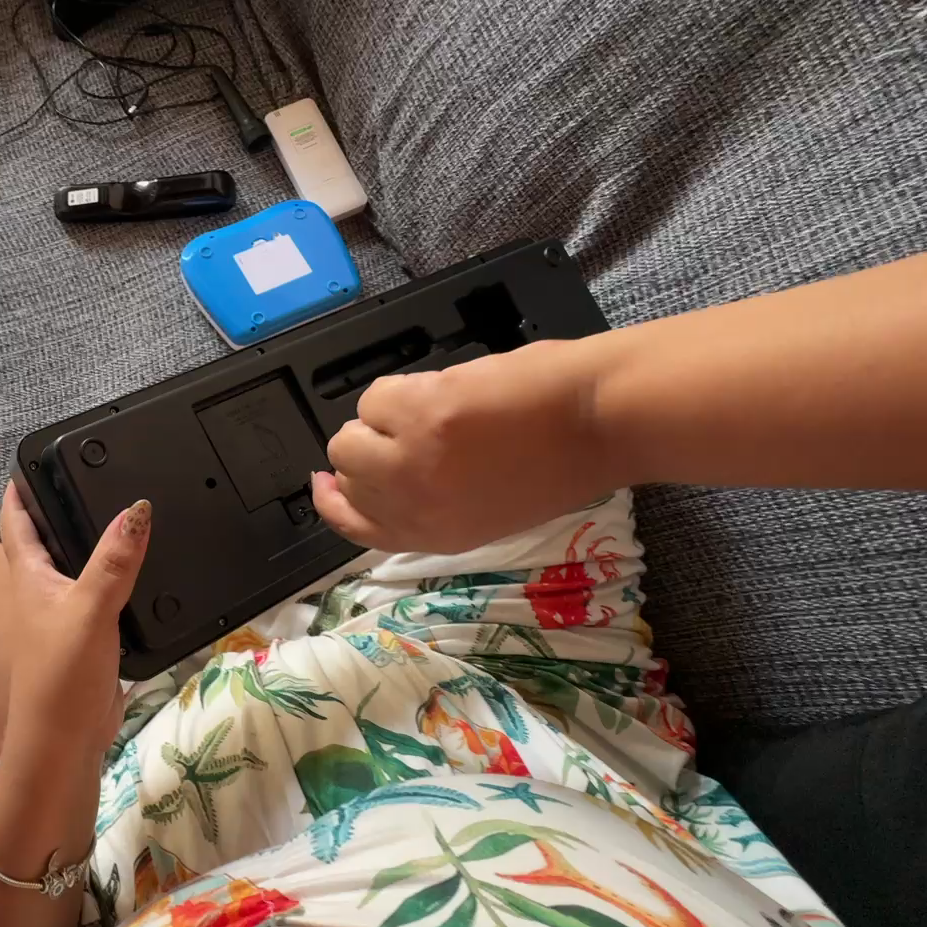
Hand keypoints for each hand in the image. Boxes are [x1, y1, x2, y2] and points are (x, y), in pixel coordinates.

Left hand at [0, 482, 151, 759]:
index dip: (19, 489)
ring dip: (89, 541)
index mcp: (29, 576)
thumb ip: (114, 560)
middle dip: (59, 508)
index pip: (16, 521)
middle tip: (89, 476)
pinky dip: (113, 576)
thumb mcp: (90, 608)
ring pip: (74, 565)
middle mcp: (41, 590)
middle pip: (45, 538)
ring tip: (119, 512)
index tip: (32, 458)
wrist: (63, 744)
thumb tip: (137, 507)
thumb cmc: (61, 674)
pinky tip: (138, 572)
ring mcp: (62, 616)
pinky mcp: (85, 637)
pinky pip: (98, 593)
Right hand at [311, 338, 620, 553]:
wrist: (602, 420)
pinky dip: (400, 391)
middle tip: (401, 433)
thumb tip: (381, 476)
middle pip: (346, 477)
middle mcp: (411, 505)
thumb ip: (429, 503)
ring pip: (349, 437)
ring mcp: (408, 459)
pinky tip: (442, 392)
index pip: (354, 528)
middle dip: (364, 452)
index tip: (325, 482)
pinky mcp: (415, 413)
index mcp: (435, 535)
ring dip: (380, 420)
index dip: (332, 503)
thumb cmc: (561, 466)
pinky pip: (373, 398)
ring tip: (430, 411)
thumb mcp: (488, 510)